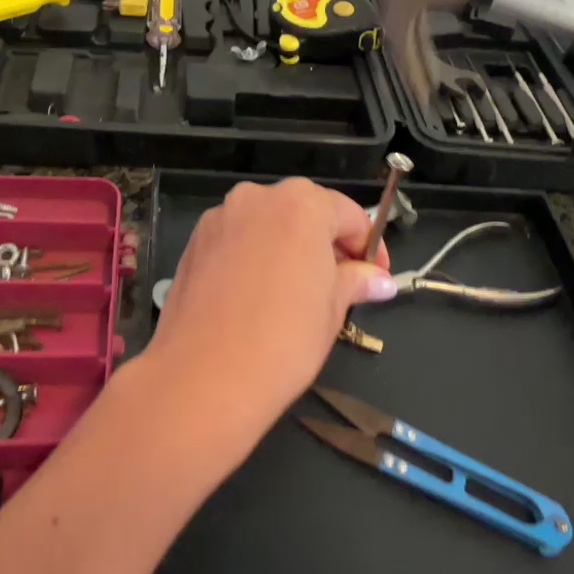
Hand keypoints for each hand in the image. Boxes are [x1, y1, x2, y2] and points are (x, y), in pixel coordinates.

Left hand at [143, 179, 393, 430]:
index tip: (375, 278)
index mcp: (301, 203)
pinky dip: (254, 257)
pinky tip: (258, 297)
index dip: (368, 247)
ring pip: (267, 224)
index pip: (348, 214)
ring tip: (298, 296)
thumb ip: (355, 281)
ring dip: (289, 249)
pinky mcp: (194, 242)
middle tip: (341, 288)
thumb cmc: (283, 339)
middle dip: (326, 244)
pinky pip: (237, 240)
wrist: (203, 376)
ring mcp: (220, 218)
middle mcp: (257, 197)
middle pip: (304, 212)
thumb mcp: (332, 310)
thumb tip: (378, 279)